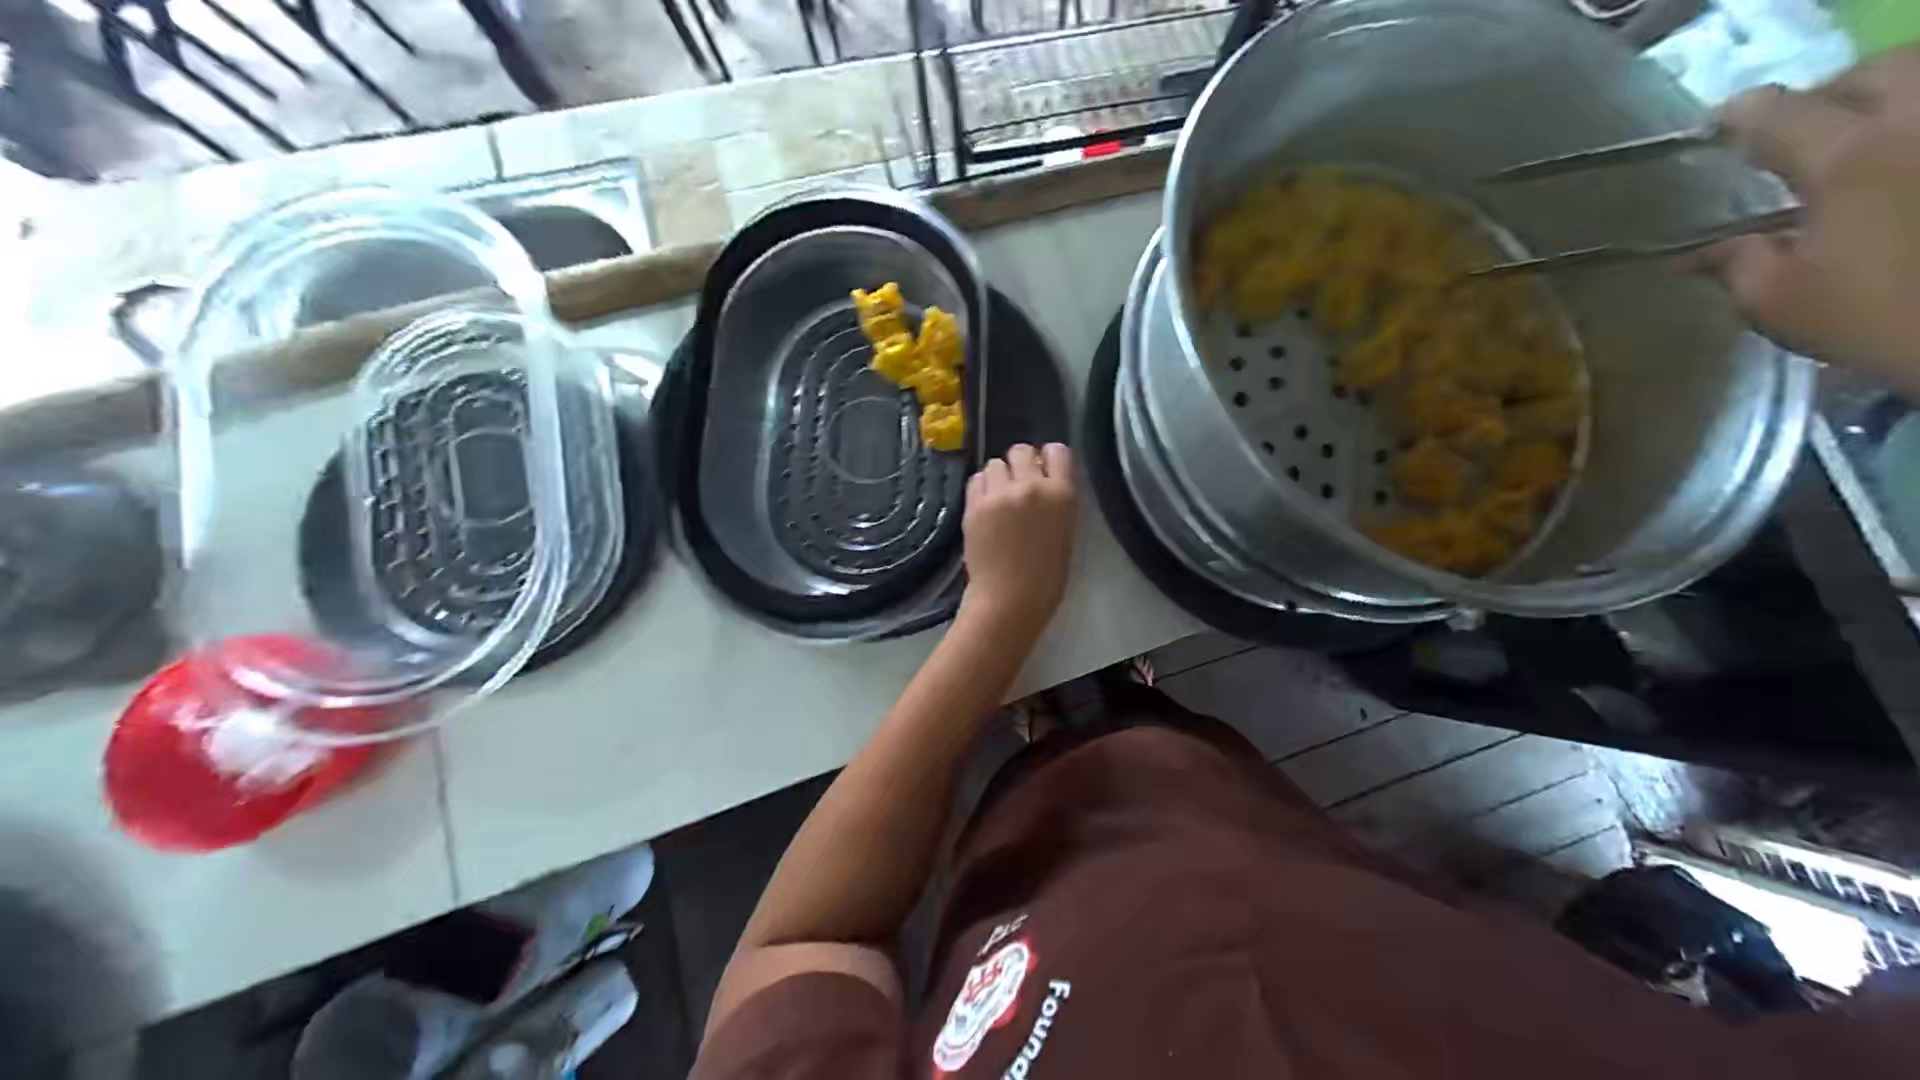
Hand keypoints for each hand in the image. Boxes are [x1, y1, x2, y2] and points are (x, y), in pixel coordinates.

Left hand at [959, 443, 1077, 639]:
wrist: (1010, 599)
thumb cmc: (1046, 576)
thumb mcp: (1066, 531)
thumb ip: (1057, 500)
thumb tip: (1044, 478)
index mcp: (1062, 494)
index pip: (1058, 451)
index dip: (1048, 459)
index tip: (1043, 470)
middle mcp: (1031, 487)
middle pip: (1021, 451)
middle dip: (1020, 464)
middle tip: (1017, 485)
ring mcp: (1000, 494)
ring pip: (995, 464)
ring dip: (998, 477)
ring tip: (999, 499)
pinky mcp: (974, 505)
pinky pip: (976, 480)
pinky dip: (981, 488)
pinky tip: (985, 508)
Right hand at [1706, 48, 1919, 396]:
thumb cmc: (1877, 316)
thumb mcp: (1778, 299)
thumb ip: (1739, 262)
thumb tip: (1699, 252)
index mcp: (1850, 157)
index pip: (1779, 115)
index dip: (1742, 116)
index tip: (1718, 124)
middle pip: (1878, 72)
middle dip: (1832, 94)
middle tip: (1802, 129)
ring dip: (1888, 102)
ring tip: (1861, 140)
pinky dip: (1910, 134)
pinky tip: (1897, 164)